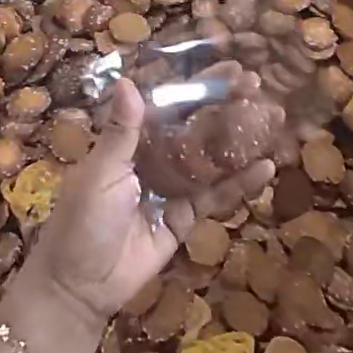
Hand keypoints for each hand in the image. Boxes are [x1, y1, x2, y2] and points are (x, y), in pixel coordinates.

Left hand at [19, 79, 275, 322]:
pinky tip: (266, 168)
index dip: (199, 85)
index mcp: (132, 141)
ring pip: (213, 157)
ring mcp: (175, 186)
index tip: (230, 68)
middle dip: (226, 104)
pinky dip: (241, 183)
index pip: (170, 103)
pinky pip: (217, 196)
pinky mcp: (188, 216)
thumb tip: (129, 81)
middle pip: (197, 125)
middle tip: (257, 85)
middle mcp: (156, 157)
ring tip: (273, 118)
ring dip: (241, 139)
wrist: (80, 284)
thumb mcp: (101, 171)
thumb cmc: (83, 219)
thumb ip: (123, 131)